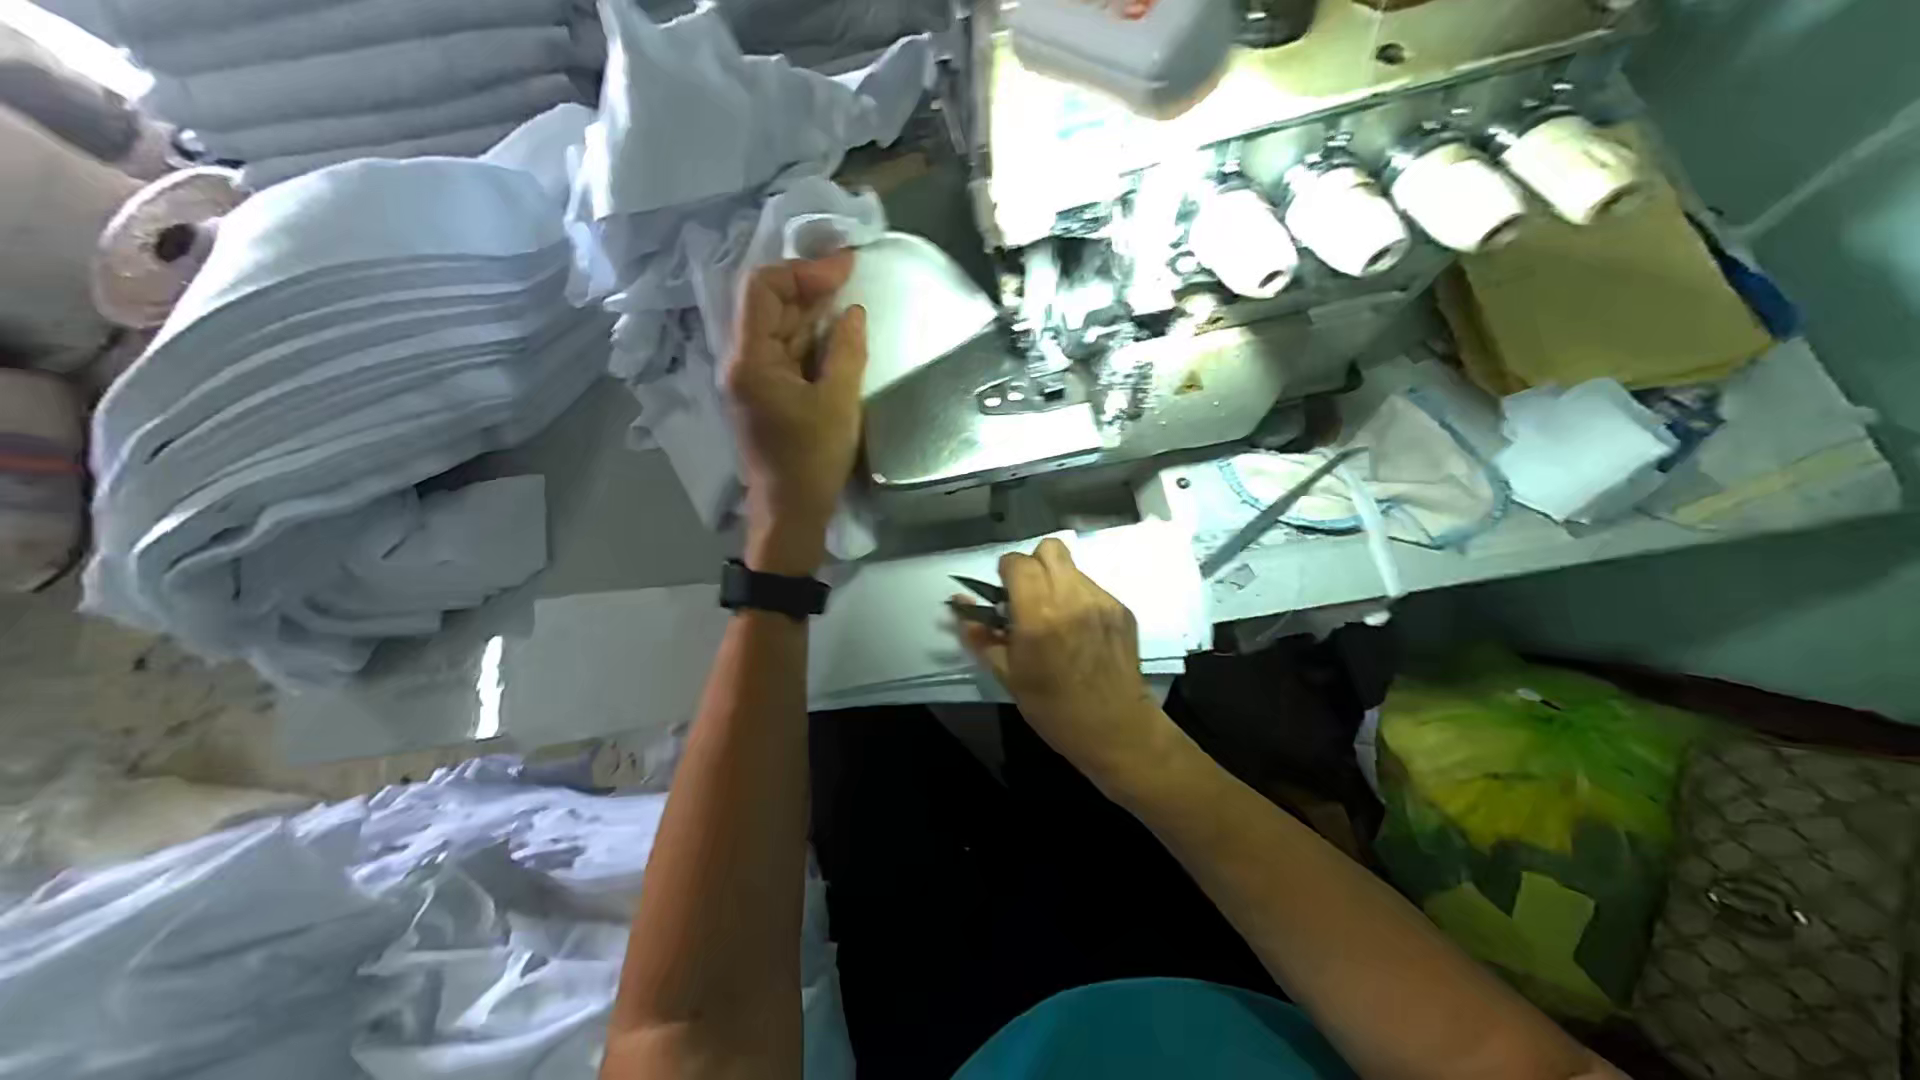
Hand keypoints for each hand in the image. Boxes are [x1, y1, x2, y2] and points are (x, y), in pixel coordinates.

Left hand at [724, 250, 867, 575]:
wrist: (792, 512)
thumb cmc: (812, 460)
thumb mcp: (838, 402)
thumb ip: (845, 350)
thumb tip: (851, 312)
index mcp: (750, 360)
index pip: (763, 288)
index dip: (803, 270)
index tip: (844, 268)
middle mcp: (743, 362)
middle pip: (768, 304)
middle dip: (808, 284)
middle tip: (851, 272)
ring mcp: (753, 379)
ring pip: (778, 327)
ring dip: (810, 309)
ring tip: (848, 295)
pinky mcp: (766, 394)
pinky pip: (785, 352)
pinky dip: (809, 336)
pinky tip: (836, 330)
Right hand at [957, 538, 1174, 785]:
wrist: (1116, 729)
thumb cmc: (1053, 708)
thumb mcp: (1007, 675)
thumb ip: (980, 634)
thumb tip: (958, 603)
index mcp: (1039, 616)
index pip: (1017, 562)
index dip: (1006, 572)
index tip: (1005, 594)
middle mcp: (1072, 598)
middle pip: (1048, 549)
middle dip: (1032, 566)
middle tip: (1028, 597)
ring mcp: (1101, 601)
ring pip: (1071, 566)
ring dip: (1056, 580)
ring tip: (1055, 615)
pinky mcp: (1122, 609)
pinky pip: (1092, 586)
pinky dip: (1078, 598)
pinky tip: (1079, 629)